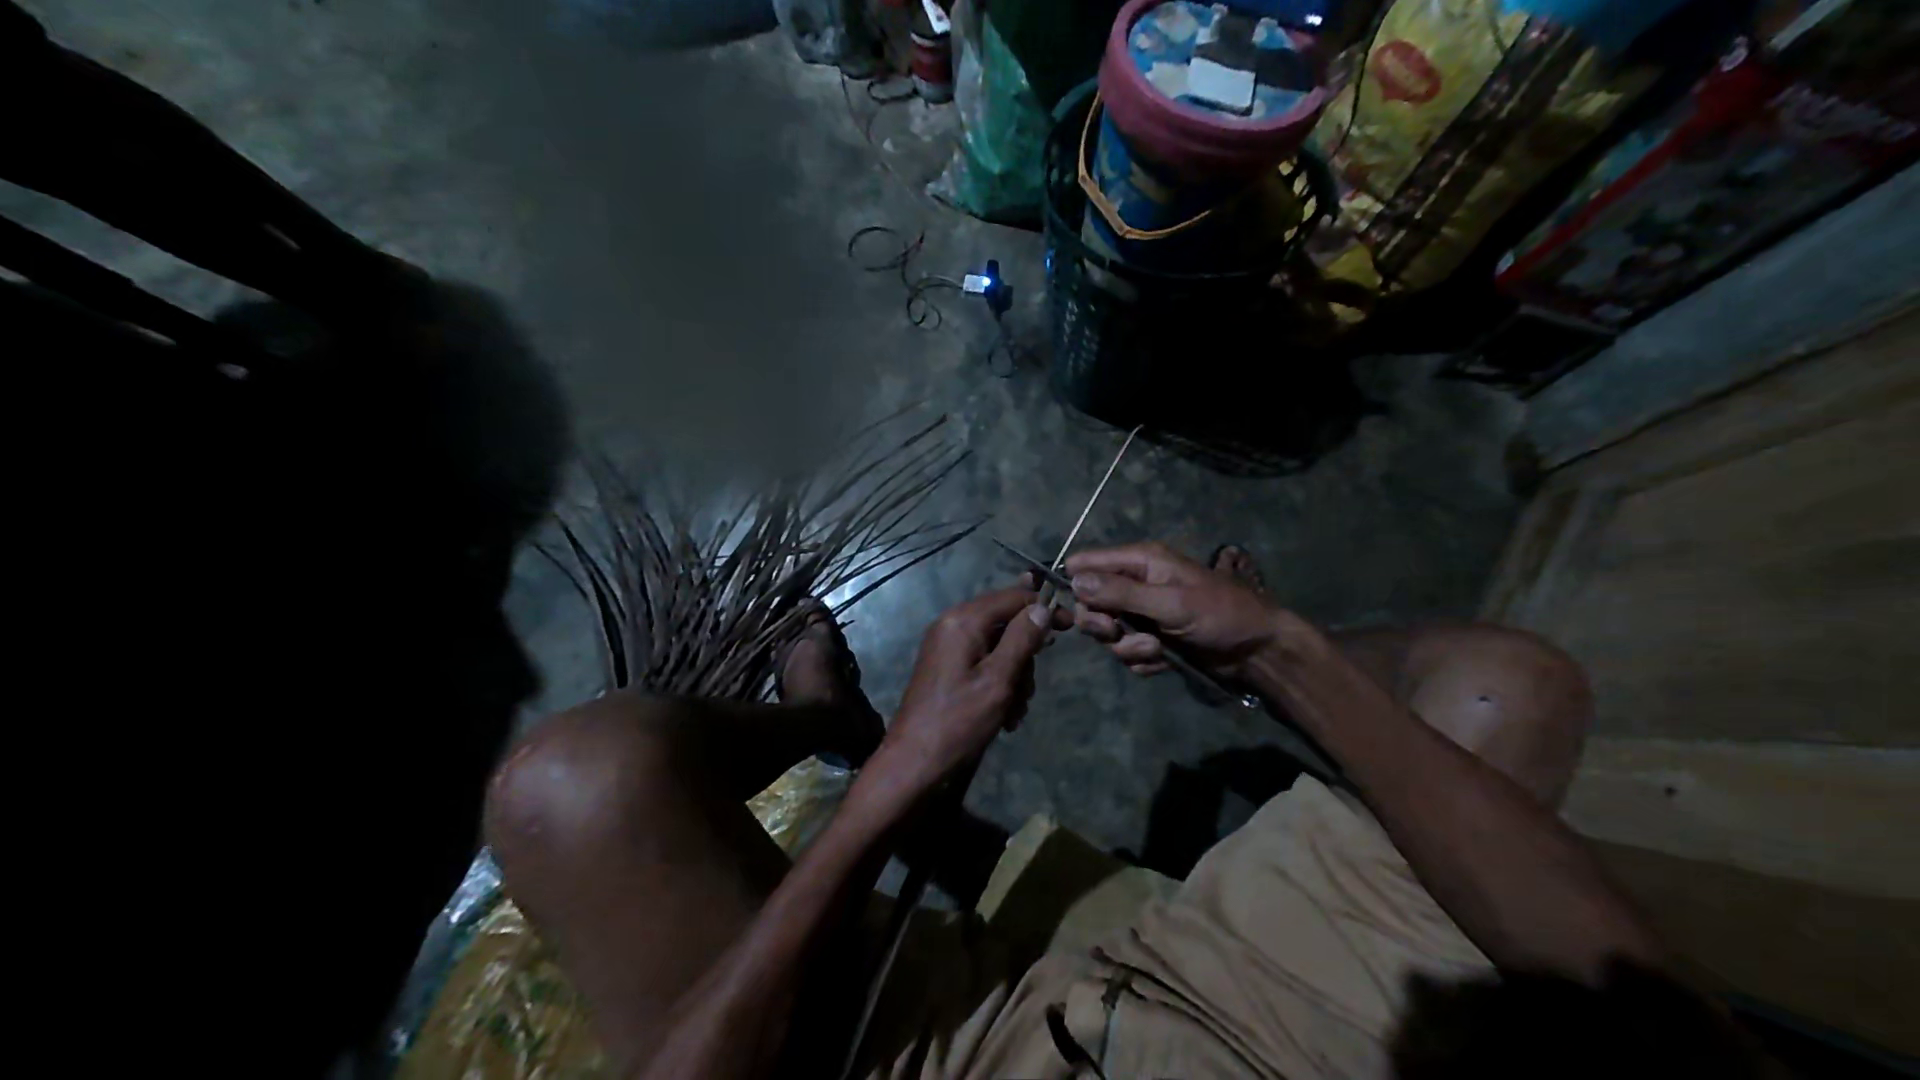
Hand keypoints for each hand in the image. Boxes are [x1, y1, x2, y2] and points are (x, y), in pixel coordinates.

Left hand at [868, 584, 1054, 794]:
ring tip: (1014, 710)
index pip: (1013, 597)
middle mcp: (952, 624)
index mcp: (963, 620)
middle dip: (1026, 656)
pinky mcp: (946, 666)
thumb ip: (1022, 639)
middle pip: (1006, 622)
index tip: (1072, 625)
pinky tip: (1004, 715)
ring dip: (1015, 677)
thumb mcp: (998, 680)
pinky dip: (999, 684)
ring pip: (998, 647)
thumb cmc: (958, 720)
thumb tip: (1042, 607)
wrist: (914, 760)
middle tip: (1028, 690)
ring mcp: (947, 646)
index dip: (1044, 608)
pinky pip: (984, 662)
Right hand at [1066, 542, 1284, 681]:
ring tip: (1155, 649)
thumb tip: (1075, 581)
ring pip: (1108, 633)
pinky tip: (1164, 660)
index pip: (1086, 564)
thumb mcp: (1170, 602)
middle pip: (1090, 603)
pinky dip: (1142, 660)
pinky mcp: (1150, 640)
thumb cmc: (1220, 614)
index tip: (1082, 609)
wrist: (1257, 651)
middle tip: (1117, 632)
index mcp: (1140, 561)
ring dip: (1127, 646)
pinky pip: (1127, 652)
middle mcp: (1136, 584)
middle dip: (1102, 624)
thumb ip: (1121, 593)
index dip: (1076, 586)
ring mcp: (1142, 614)